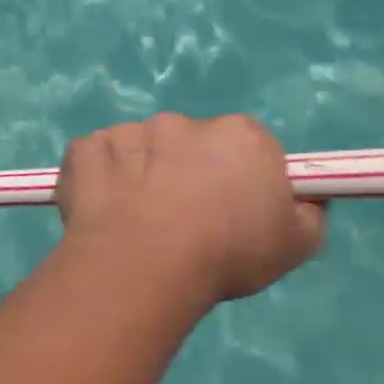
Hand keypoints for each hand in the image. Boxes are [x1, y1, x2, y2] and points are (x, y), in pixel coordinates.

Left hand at [54, 113, 326, 301]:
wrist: (140, 261)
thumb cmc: (227, 252)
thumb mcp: (298, 241)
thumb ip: (304, 209)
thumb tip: (296, 197)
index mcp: (239, 135)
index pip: (244, 144)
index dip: (238, 173)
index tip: (231, 202)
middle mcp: (177, 123)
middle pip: (185, 141)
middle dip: (184, 166)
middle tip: (181, 210)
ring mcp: (121, 132)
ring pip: (136, 147)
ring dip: (138, 169)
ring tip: (138, 213)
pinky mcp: (80, 148)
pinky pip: (94, 158)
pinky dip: (98, 176)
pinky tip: (106, 206)